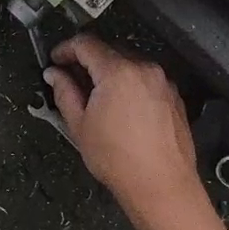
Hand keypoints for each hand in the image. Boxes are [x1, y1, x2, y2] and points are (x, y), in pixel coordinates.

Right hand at [46, 34, 200, 211]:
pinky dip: (129, 86)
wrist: (161, 185)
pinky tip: (120, 111)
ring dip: (109, 74)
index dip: (65, 49)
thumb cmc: (119, 160)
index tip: (56, 59)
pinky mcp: (173, 97)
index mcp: (118, 72)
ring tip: (96, 101)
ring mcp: (162, 82)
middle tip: (70, 81)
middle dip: (87, 62)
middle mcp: (144, 70)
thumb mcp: (79, 125)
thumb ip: (64, 92)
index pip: (86, 44)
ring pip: (128, 66)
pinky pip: (145, 81)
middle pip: (109, 51)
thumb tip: (55, 75)